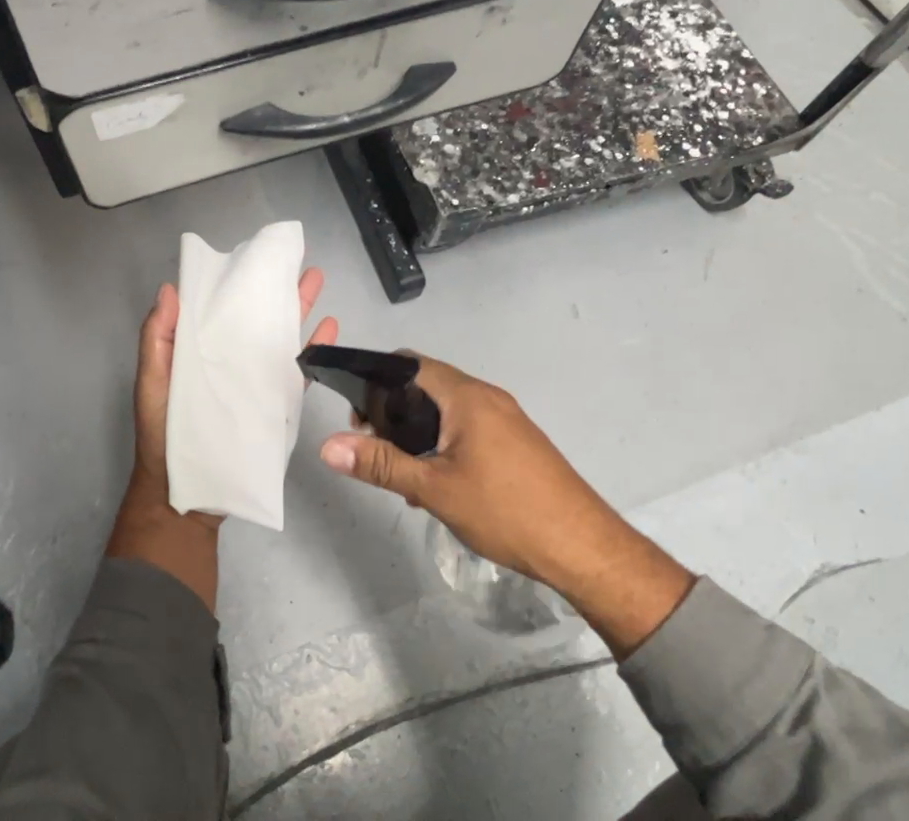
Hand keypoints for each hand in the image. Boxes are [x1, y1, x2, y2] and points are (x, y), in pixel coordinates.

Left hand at [106, 269, 337, 609]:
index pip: (220, 309)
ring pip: (281, 339)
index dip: (235, 282)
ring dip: (300, 311)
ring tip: (317, 282)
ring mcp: (256, 381)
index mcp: (201, 350)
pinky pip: (299, 372)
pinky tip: (330, 330)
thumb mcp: (154, 384)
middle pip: (257, 319)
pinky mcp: (276, 404)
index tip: (253, 256)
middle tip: (299, 261)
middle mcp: (231, 360)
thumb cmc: (164, 435)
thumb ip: (158, 340)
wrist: (188, 491)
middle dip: (278, 290)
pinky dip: (316, 350)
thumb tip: (169, 290)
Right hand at [319, 355, 692, 656]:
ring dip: (419, 433)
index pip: (411, 364)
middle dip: (393, 412)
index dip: (376, 381)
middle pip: (428, 387)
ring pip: (448, 412)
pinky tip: (437, 484)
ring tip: (401, 473)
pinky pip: (469, 429)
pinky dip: (444, 444)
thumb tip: (328, 445)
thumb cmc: (504, 510)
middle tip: (372, 449)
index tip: (356, 418)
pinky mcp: (517, 443)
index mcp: (468, 397)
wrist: (581, 545)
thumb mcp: (433, 489)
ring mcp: (507, 420)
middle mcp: (488, 397)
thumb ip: (380, 463)